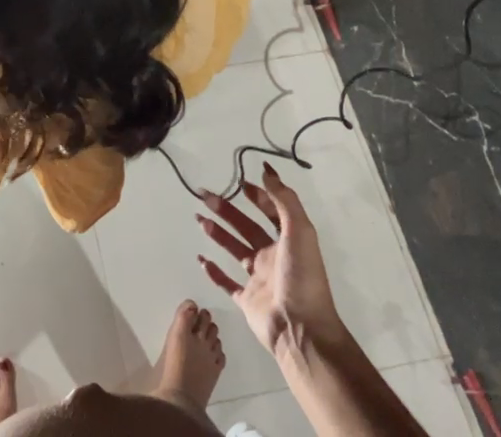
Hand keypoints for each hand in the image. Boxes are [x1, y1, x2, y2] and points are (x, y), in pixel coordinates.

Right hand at [194, 165, 343, 356]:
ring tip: (198, 218)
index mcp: (288, 241)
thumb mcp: (299, 232)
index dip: (258, 196)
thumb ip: (284, 201)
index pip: (271, 212)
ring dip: (217, 233)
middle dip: (227, 210)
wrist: (300, 328)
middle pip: (246, 227)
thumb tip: (267, 172)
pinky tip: (201, 258)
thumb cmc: (302, 277)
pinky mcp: (246, 299)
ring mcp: (258, 279)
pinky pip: (226, 282)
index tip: (239, 182)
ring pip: (234, 250)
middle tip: (205, 195)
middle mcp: (273, 257)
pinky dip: (213, 271)